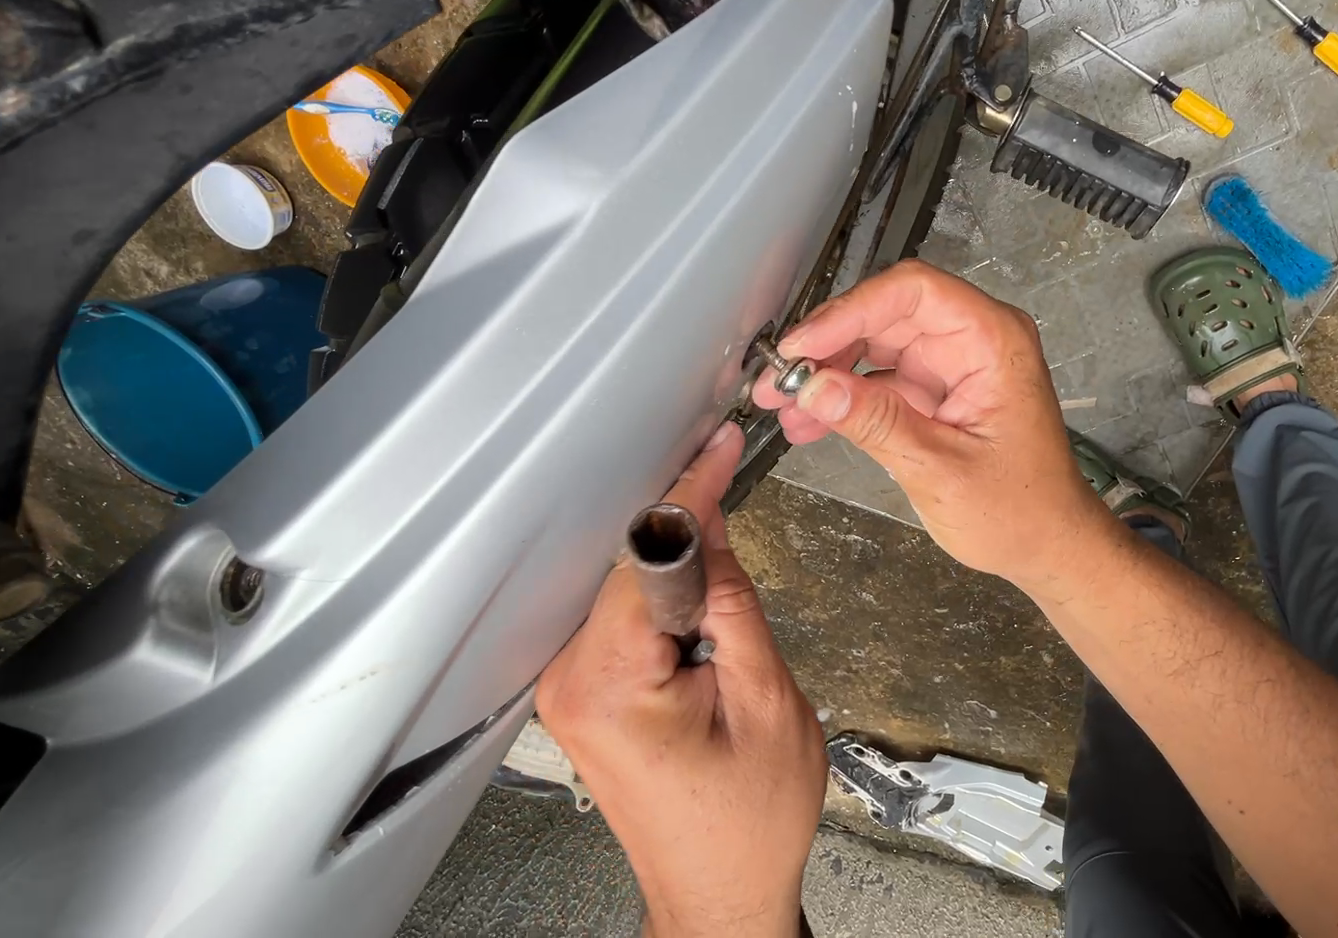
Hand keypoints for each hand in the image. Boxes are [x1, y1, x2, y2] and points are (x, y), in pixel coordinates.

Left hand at [537, 423, 824, 937]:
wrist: (720, 887)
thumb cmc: (747, 821)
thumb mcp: (767, 697)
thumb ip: (734, 598)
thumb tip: (713, 523)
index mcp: (612, 683)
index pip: (644, 554)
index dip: (688, 496)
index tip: (715, 450)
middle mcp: (572, 681)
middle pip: (626, 560)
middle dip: (682, 525)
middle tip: (721, 477)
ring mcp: (570, 687)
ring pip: (624, 581)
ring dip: (675, 560)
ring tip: (719, 562)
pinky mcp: (583, 688)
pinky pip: (621, 610)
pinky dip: (662, 588)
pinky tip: (694, 594)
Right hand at [753, 260, 1114, 589]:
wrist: (1046, 545)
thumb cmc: (1019, 511)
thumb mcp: (941, 470)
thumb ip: (876, 424)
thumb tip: (814, 386)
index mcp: (992, 342)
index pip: (913, 292)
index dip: (850, 311)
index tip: (803, 347)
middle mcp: (970, 341)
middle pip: (885, 314)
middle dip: (827, 344)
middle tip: (778, 378)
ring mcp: (949, 364)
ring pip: (873, 345)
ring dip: (826, 372)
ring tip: (783, 404)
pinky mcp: (931, 390)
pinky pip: (877, 379)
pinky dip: (842, 398)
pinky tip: (809, 421)